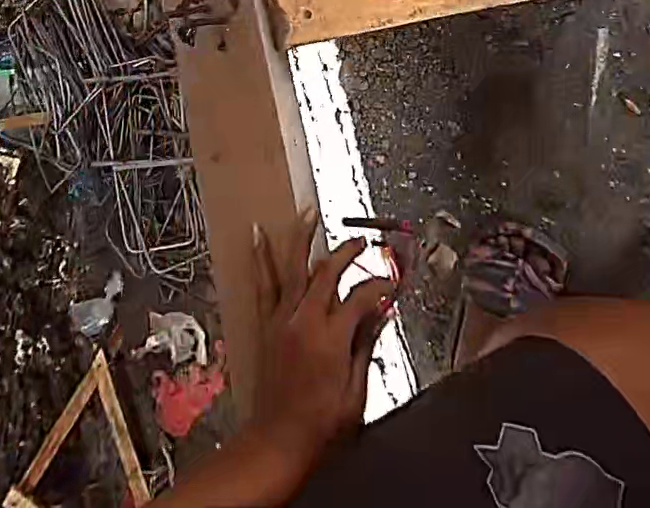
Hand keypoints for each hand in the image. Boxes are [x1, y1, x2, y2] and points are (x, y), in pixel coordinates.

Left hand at [147, 208, 394, 507]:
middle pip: (327, 272)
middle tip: (360, 240)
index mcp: (331, 337)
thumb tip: (380, 313)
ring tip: (306, 212)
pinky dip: (262, 257)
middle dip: (346, 252)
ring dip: (300, 237)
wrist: (281, 438)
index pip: (360, 297)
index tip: (390, 284)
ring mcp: (282, 317)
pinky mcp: (267, 321)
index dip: (378, 287)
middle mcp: (304, 319)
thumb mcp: (357, 390)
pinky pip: (264, 281)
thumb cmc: (322, 424)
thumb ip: (366, 345)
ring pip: (292, 266)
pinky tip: (260, 236)